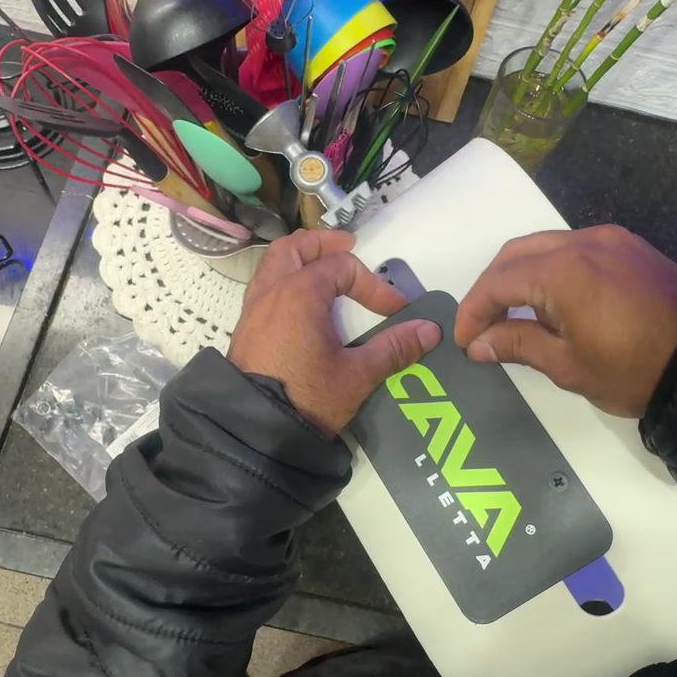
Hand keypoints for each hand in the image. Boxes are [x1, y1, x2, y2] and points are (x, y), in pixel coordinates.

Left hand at [228, 229, 442, 434]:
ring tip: (323, 269)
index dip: (374, 285)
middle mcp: (272, 292)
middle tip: (348, 246)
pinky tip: (301, 304)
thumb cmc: (307, 398)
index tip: (395, 311)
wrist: (255, 432)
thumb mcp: (357, 375)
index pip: (343, 268)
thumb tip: (430, 331)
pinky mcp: (246, 330)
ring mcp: (253, 310)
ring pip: (273, 265)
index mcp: (300, 293)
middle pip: (294, 248)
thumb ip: (394, 348)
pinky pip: (265, 288)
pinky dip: (284, 282)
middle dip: (323, 244)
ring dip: (300, 260)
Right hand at [454, 226, 676, 417]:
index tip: (464, 340)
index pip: (497, 283)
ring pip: (543, 246)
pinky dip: (549, 269)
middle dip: (491, 288)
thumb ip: (516, 344)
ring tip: (512, 316)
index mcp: (561, 271)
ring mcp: (608, 239)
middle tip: (482, 326)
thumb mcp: (567, 365)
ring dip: (519, 276)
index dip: (473, 311)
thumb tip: (477, 343)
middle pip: (515, 255)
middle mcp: (580, 242)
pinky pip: (573, 248)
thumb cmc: (633, 370)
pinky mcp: (628, 246)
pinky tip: (551, 301)